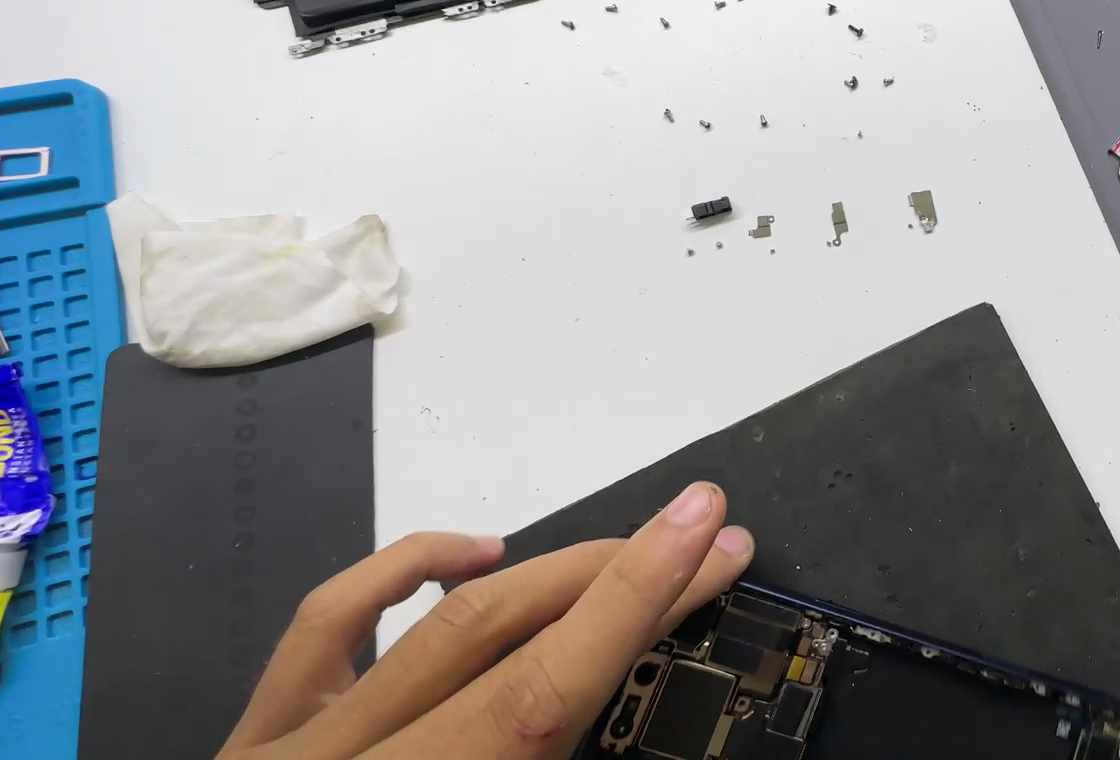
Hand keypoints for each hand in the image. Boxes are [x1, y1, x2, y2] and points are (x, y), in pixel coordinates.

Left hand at [218, 482, 753, 759]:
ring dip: (558, 569)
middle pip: (507, 635)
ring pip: (445, 618)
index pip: (543, 689)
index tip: (714, 531)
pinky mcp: (255, 738)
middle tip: (708, 540)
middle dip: (627, 574)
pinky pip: (328, 619)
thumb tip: (647, 711)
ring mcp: (289, 754)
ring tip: (626, 550)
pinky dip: (411, 565)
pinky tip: (478, 552)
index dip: (637, 596)